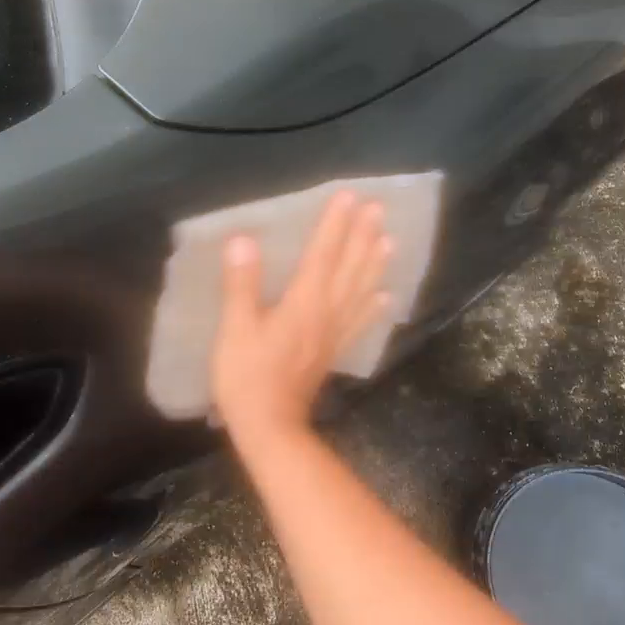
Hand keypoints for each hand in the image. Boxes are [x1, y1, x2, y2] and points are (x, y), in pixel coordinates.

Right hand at [211, 191, 394, 440]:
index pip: (323, 254)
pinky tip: (386, 297)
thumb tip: (243, 239)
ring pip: (360, 291)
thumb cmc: (247, 378)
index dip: (335, 224)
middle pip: (349, 268)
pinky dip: (373, 308)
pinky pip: (358, 323)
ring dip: (374, 264)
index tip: (349, 195)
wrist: (270, 428)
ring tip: (389, 240)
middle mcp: (326, 313)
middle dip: (362, 236)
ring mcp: (333, 334)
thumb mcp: (235, 330)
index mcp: (303, 302)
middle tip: (378, 208)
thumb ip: (241, 284)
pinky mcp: (332, 352)